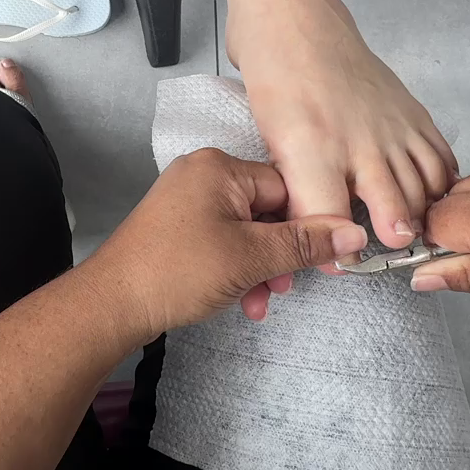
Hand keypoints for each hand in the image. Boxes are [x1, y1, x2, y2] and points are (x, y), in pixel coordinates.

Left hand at [80, 148, 367, 336]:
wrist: (113, 302)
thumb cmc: (180, 271)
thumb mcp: (251, 257)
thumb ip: (305, 243)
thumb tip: (356, 232)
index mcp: (220, 167)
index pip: (285, 186)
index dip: (307, 226)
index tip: (323, 260)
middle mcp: (203, 173)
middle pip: (266, 209)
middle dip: (278, 253)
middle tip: (284, 287)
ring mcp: (187, 198)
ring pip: (245, 229)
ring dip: (259, 267)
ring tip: (259, 302)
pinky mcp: (177, 224)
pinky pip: (222, 238)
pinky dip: (235, 266)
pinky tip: (240, 300)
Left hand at [228, 0, 457, 249]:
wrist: (294, 19)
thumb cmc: (272, 74)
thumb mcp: (268, 137)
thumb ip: (293, 185)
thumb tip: (311, 227)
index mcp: (310, 150)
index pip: (328, 220)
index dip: (334, 252)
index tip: (338, 264)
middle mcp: (357, 142)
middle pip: (395, 211)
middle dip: (395, 241)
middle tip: (391, 253)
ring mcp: (390, 125)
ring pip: (425, 187)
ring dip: (424, 215)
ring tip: (416, 233)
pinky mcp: (409, 110)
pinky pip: (439, 155)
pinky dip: (444, 180)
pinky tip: (436, 193)